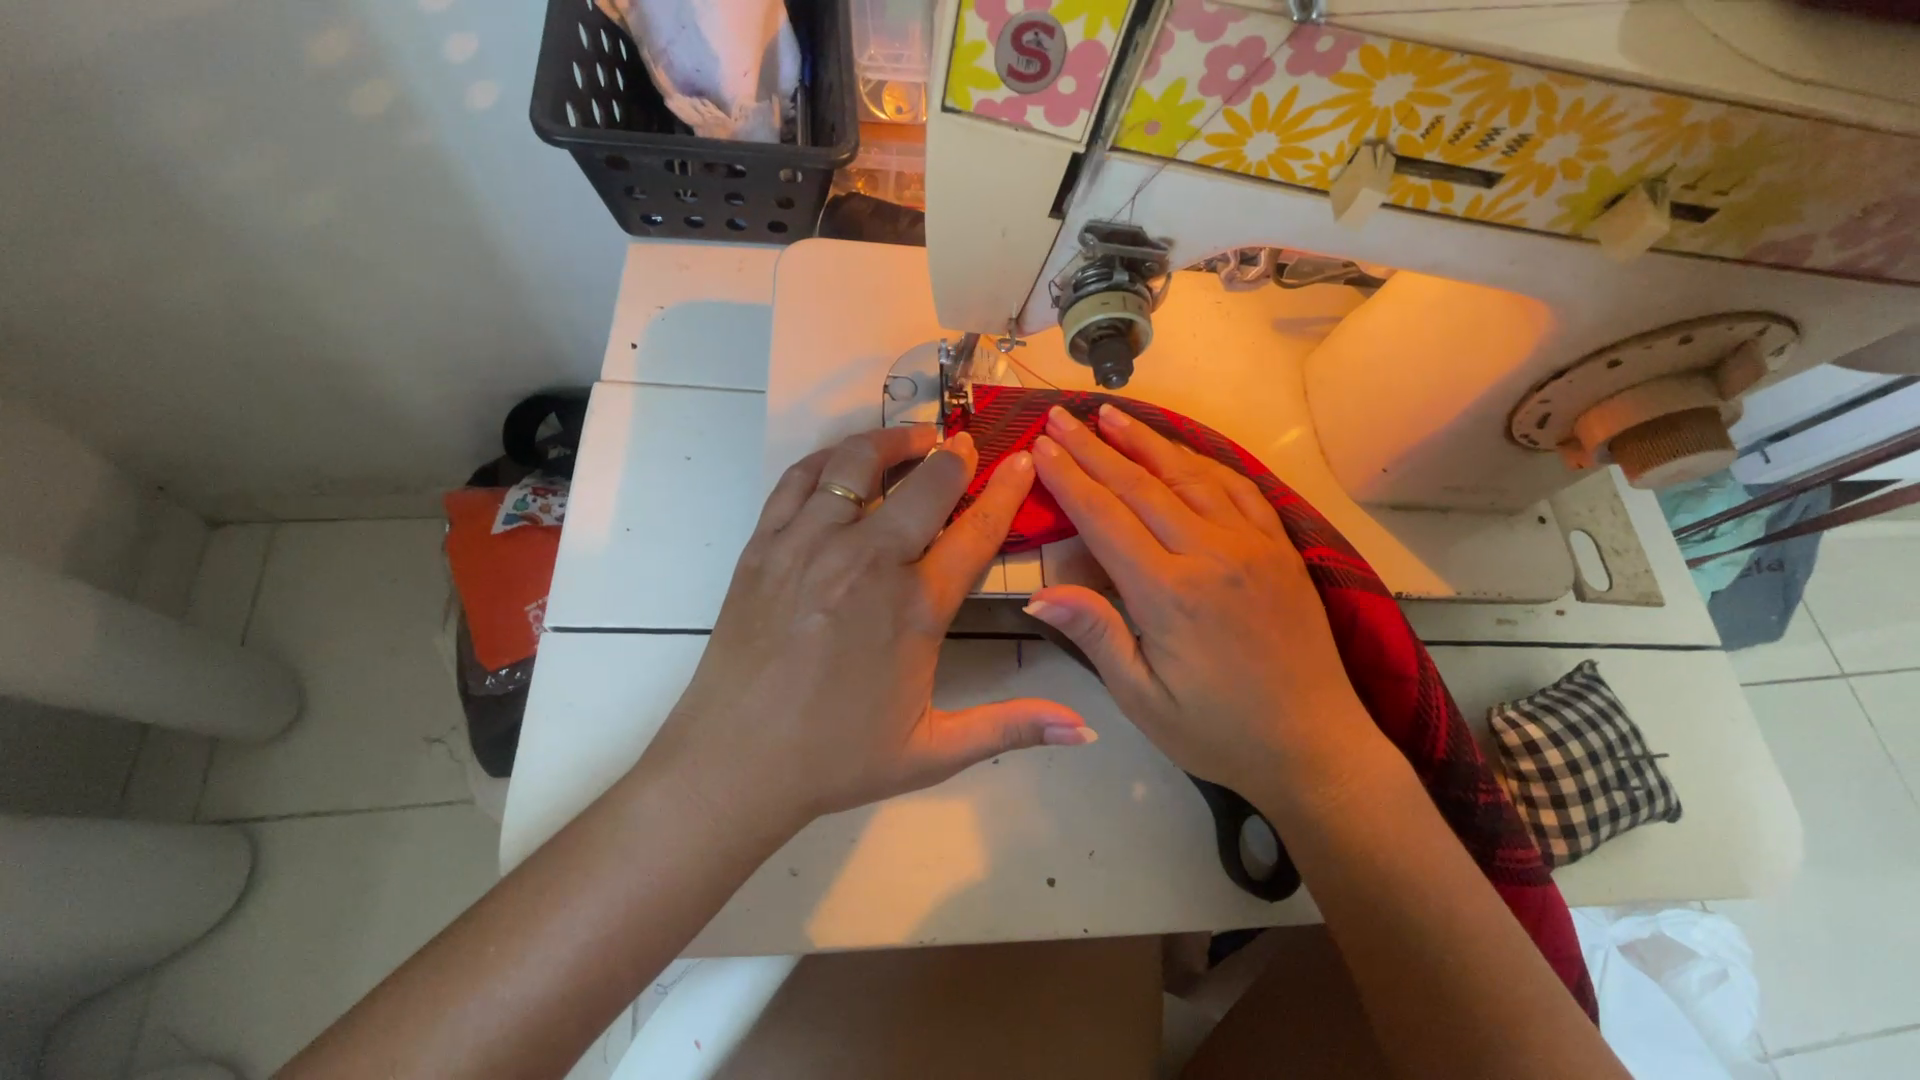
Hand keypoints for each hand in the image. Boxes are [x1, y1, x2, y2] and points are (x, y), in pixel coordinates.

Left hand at [645, 425, 1095, 831]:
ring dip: (891, 442)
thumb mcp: (933, 751)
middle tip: (965, 445)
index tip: (1020, 460)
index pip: (975, 532)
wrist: (736, 762)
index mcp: (915, 608)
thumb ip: (1012, 727)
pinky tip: (843, 460)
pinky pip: (799, 479)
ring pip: (857, 465)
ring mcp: (809, 546)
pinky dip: (828, 458)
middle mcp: (866, 561)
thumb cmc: (837, 759)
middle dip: (952, 457)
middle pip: (923, 485)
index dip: (1004, 491)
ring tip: (911, 439)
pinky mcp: (764, 546)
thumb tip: (1086, 731)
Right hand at [1023, 404, 1386, 803]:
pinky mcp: (1281, 549)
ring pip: (1189, 475)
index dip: (1068, 478)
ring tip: (1111, 414)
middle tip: (1060, 416)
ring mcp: (1252, 545)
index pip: (1105, 518)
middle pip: (1140, 485)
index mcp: (1169, 593)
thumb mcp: (1143, 698)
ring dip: (1146, 440)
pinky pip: (1239, 488)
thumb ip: (1096, 635)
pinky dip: (1204, 461)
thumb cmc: (1217, 732)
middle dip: (1094, 448)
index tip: (1039, 445)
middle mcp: (1211, 554)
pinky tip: (1182, 450)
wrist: (1314, 746)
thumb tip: (1037, 593)